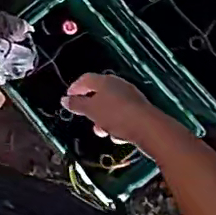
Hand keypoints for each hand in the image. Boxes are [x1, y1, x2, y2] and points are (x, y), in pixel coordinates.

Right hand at [62, 71, 176, 148]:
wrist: (151, 130)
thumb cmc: (116, 116)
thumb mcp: (91, 111)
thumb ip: (76, 104)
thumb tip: (64, 100)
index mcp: (104, 81)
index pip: (85, 79)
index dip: (75, 88)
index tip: (68, 98)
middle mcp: (118, 85)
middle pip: (99, 93)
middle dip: (90, 107)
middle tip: (85, 117)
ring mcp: (132, 98)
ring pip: (111, 106)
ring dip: (103, 118)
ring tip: (102, 131)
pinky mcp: (141, 111)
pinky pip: (124, 115)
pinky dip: (117, 123)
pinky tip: (117, 135)